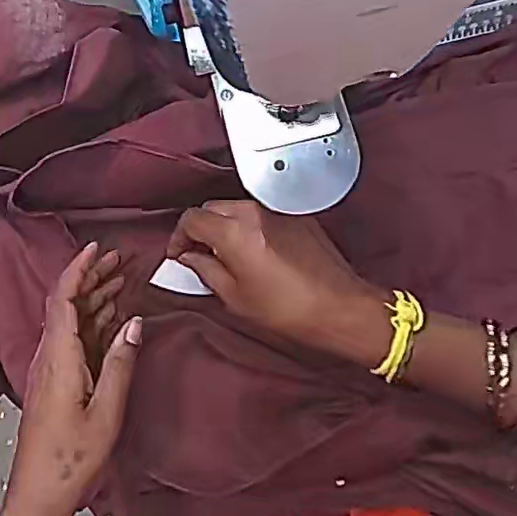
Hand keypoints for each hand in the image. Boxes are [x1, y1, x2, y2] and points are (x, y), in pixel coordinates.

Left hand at [5, 242, 140, 515]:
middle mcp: (49, 356)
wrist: (37, 496)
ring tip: (121, 280)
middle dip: (92, 277)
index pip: (64, 298)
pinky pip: (74, 341)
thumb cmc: (71, 458)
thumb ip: (120, 363)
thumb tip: (135, 322)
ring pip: (72, 321)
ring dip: (94, 298)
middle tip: (120, 260)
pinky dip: (93, 323)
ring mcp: (50, 369)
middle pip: (67, 304)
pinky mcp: (55, 382)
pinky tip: (112, 318)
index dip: (79, 268)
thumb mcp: (106, 411)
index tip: (98, 246)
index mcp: (58, 358)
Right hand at [165, 200, 390, 366]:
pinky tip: (252, 251)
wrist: (337, 307)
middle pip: (211, 208)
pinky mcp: (294, 216)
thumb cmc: (289, 308)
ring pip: (235, 207)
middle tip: (197, 254)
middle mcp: (254, 212)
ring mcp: (276, 211)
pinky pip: (260, 213)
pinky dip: (247, 225)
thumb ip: (205, 270)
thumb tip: (191, 259)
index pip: (191, 219)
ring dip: (223, 225)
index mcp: (234, 231)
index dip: (179, 237)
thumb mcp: (235, 296)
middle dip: (199, 229)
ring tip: (225, 254)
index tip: (179, 254)